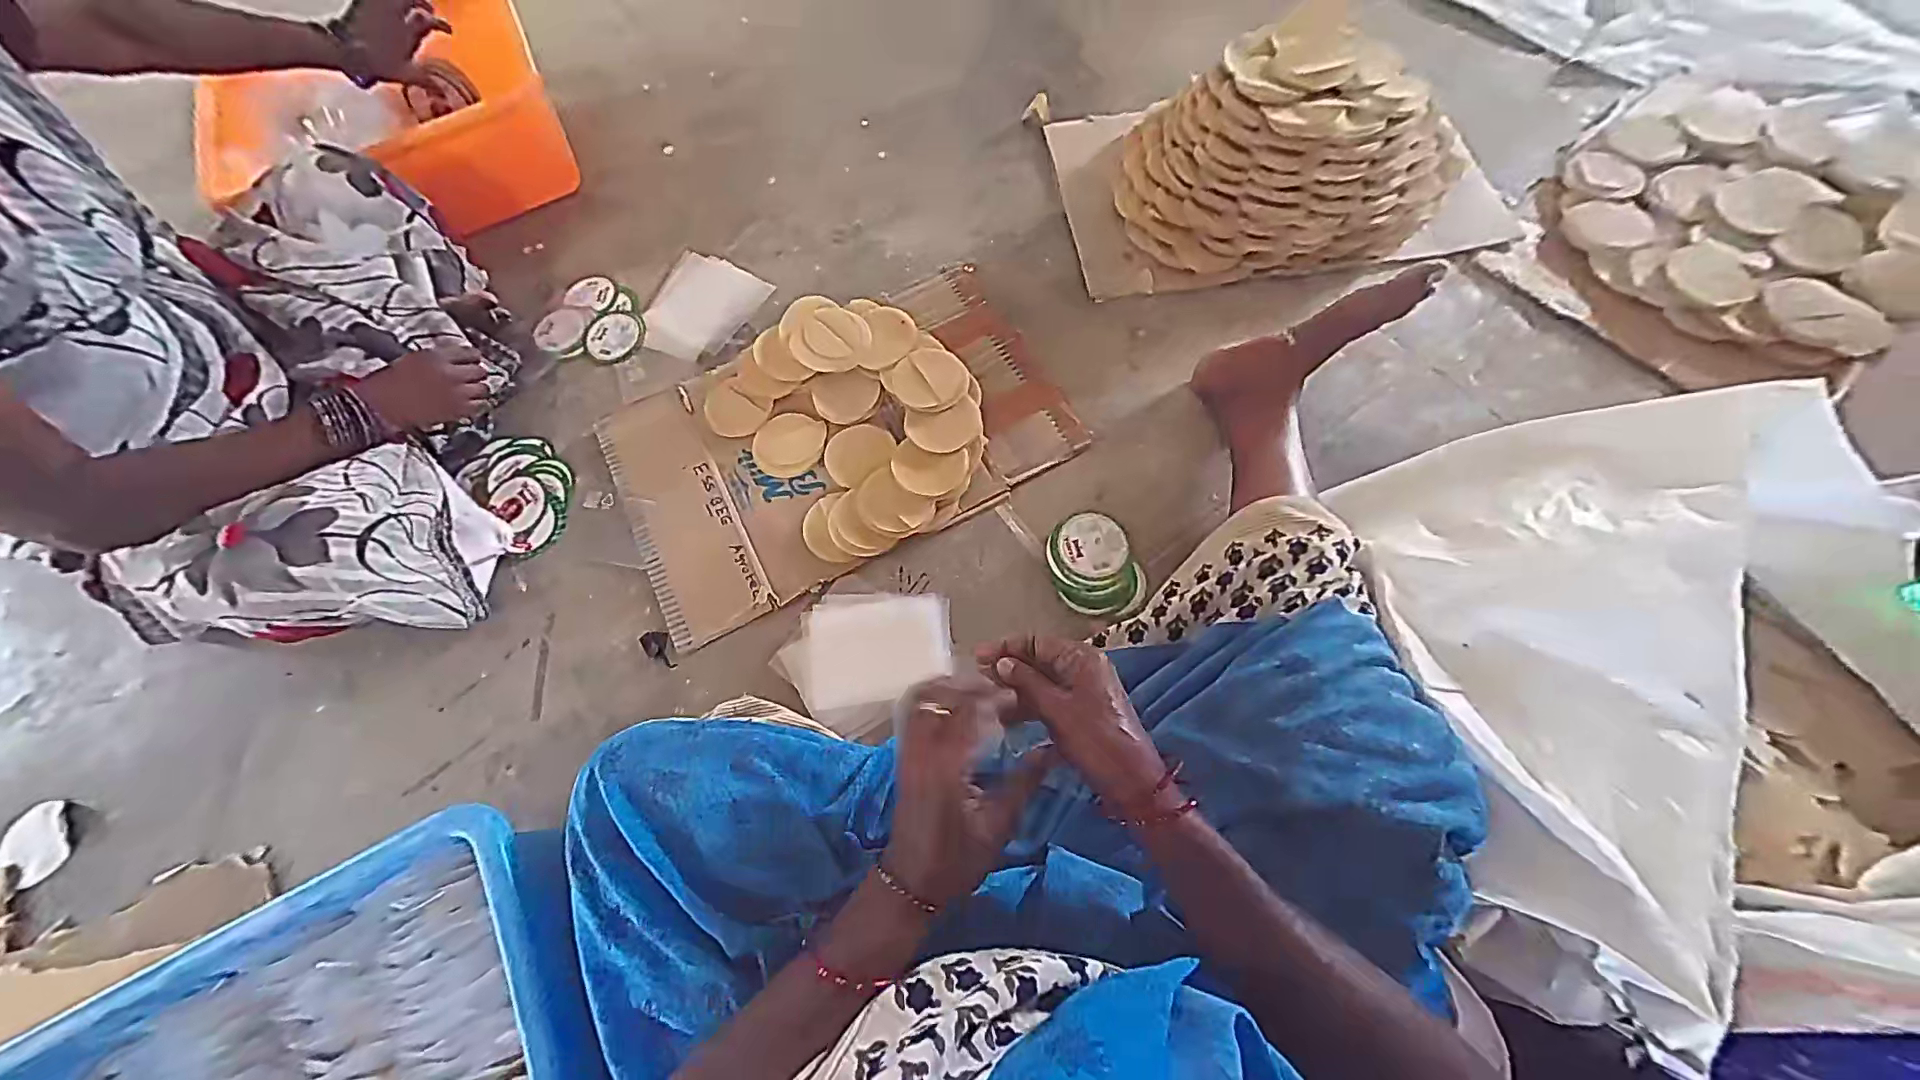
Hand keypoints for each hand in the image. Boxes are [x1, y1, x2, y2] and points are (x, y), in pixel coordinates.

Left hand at [336, 0, 451, 86]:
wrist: (343, 47)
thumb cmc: (375, 62)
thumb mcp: (405, 75)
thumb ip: (425, 80)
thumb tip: (442, 92)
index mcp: (409, 32)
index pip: (430, 22)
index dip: (441, 24)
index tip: (448, 30)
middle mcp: (394, 15)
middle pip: (412, 0)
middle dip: (422, 3)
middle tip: (428, 8)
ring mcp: (376, 6)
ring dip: (407, 0)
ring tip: (410, 4)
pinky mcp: (360, 3)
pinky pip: (373, 0)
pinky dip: (381, 2)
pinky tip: (384, 5)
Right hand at [354, 346, 488, 431]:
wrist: (377, 405)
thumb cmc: (388, 382)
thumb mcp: (412, 360)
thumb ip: (438, 359)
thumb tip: (457, 360)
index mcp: (435, 357)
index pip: (470, 353)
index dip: (473, 357)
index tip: (472, 361)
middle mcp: (449, 373)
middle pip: (480, 371)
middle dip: (477, 374)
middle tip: (471, 378)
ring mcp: (456, 393)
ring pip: (484, 388)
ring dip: (479, 390)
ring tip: (472, 392)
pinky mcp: (457, 410)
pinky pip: (481, 406)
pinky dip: (479, 405)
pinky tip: (472, 404)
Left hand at [884, 673, 1055, 907]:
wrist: (912, 880)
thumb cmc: (959, 858)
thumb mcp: (999, 825)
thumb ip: (1024, 782)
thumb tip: (1051, 749)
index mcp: (948, 764)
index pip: (972, 711)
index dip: (998, 698)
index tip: (1021, 699)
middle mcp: (923, 749)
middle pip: (945, 696)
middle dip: (975, 687)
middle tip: (1002, 693)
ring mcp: (908, 749)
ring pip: (923, 698)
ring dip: (951, 688)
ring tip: (980, 693)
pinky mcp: (903, 754)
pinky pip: (913, 711)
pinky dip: (933, 699)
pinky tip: (955, 705)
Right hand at [978, 637, 1168, 807]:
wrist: (1131, 781)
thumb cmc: (1095, 740)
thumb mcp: (1056, 709)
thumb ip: (1027, 682)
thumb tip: (1002, 662)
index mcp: (1081, 658)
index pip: (1037, 642)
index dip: (1006, 647)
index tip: (978, 656)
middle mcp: (1083, 668)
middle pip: (1039, 660)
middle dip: (1009, 668)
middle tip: (979, 677)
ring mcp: (1083, 691)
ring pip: (1042, 682)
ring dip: (1016, 690)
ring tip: (988, 699)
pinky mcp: (1081, 712)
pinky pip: (1050, 701)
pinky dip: (1029, 706)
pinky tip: (1006, 718)